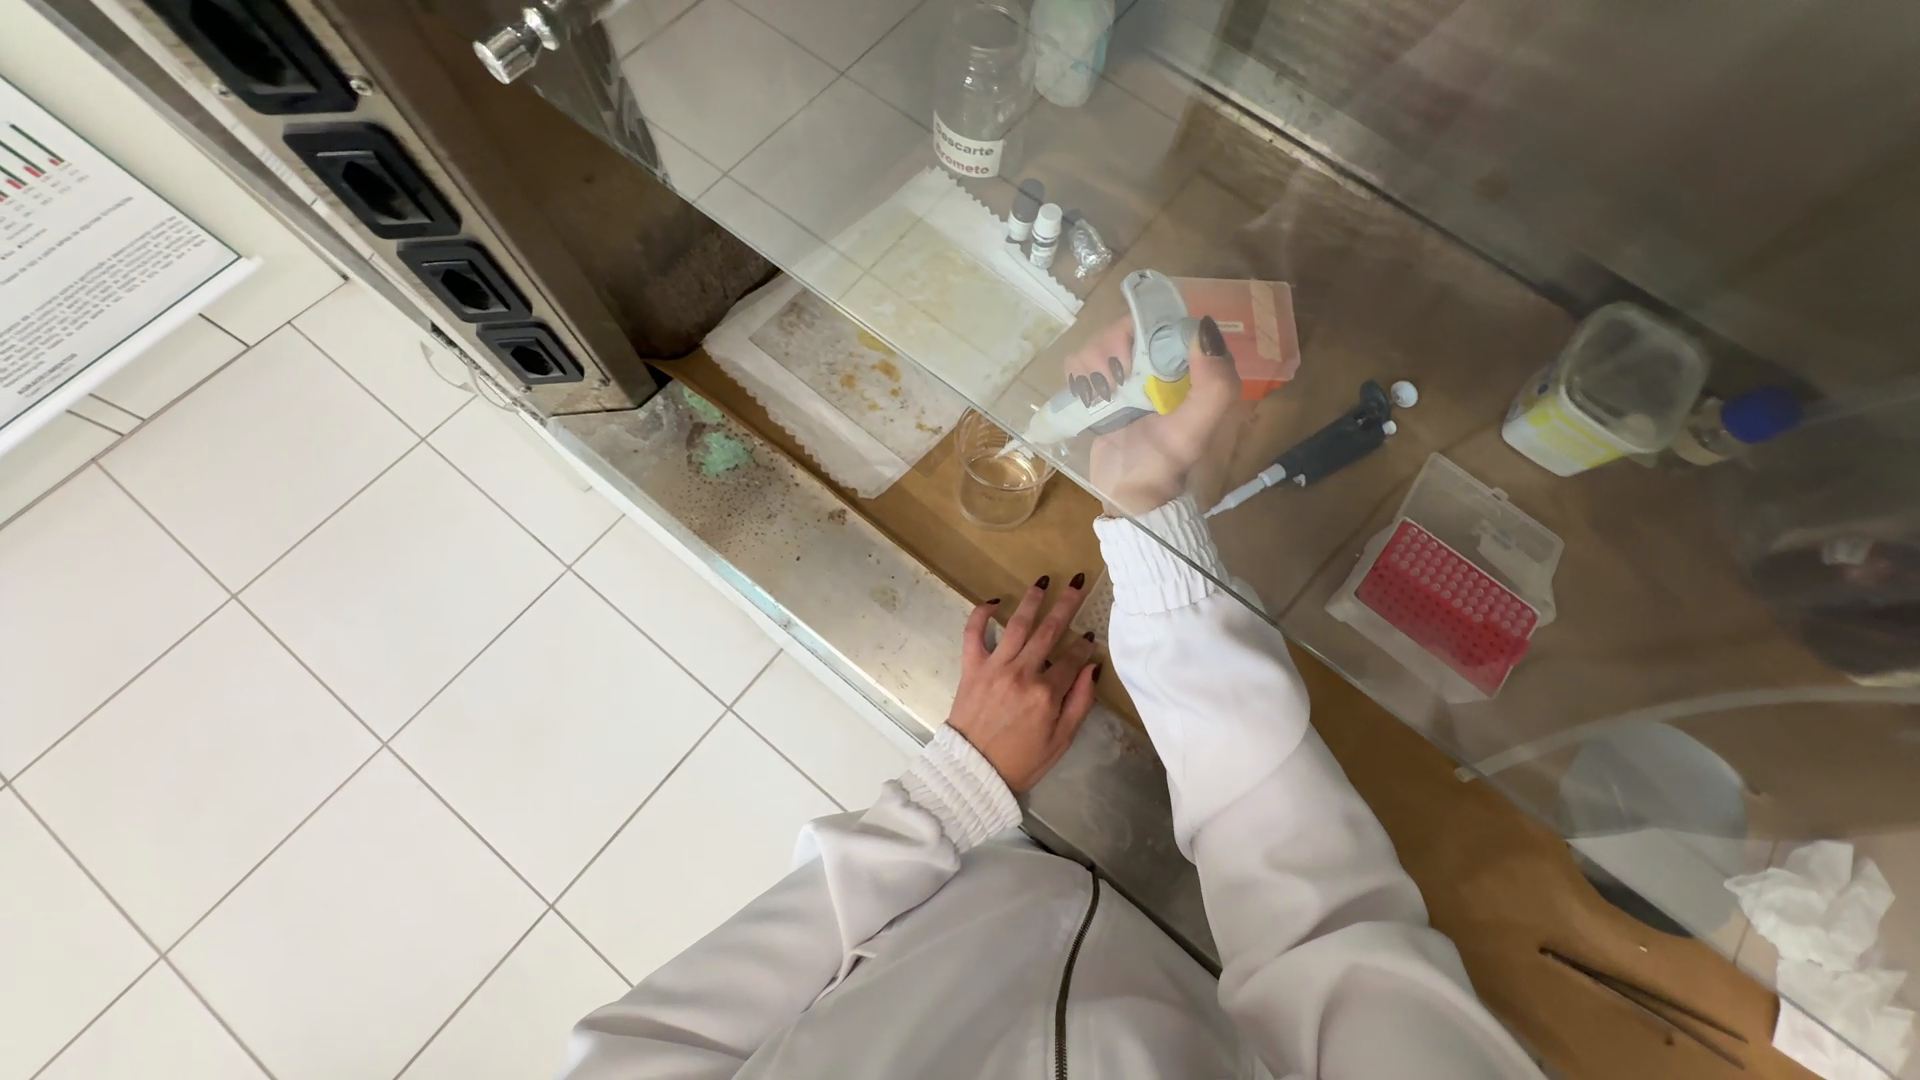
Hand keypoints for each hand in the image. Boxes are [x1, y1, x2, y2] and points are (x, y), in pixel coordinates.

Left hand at [946, 574, 1099, 792]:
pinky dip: (981, 614)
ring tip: (1042, 581)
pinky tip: (993, 601)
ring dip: (1032, 600)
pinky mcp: (971, 667)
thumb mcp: (1061, 741)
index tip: (1091, 635)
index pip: (1073, 658)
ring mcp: (995, 667)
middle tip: (1076, 583)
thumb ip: (1079, 703)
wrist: (973, 773)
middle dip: (1066, 605)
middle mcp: (1022, 673)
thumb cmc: (1022, 762)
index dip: (1085, 645)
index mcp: (1047, 693)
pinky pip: (973, 633)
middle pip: (1049, 631)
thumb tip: (1092, 668)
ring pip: (1017, 624)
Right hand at [1071, 314, 1240, 515]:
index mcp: (1183, 368)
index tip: (1133, 358)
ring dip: (1092, 364)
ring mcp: (1122, 378)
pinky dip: (1078, 375)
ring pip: (1098, 342)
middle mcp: (1153, 367)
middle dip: (1112, 348)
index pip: (1160, 321)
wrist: (1126, 496)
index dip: (1142, 329)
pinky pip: (1079, 363)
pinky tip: (1089, 398)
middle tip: (1115, 381)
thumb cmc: (1163, 464)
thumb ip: (1214, 386)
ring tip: (1102, 395)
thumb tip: (1202, 330)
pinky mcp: (1096, 391)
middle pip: (1124, 327)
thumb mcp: (1195, 430)